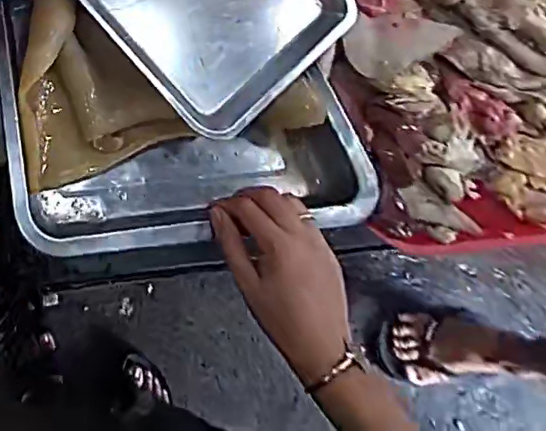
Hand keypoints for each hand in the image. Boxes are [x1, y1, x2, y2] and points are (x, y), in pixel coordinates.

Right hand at [210, 187, 351, 385]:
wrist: (323, 348)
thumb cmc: (285, 324)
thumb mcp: (248, 285)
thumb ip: (231, 245)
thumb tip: (219, 217)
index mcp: (280, 244)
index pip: (247, 207)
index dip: (227, 204)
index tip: (218, 210)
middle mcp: (301, 235)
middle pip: (269, 196)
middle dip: (246, 196)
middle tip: (232, 208)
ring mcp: (317, 238)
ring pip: (289, 200)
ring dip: (268, 200)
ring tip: (254, 216)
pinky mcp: (326, 246)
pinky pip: (305, 215)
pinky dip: (287, 212)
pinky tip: (277, 228)